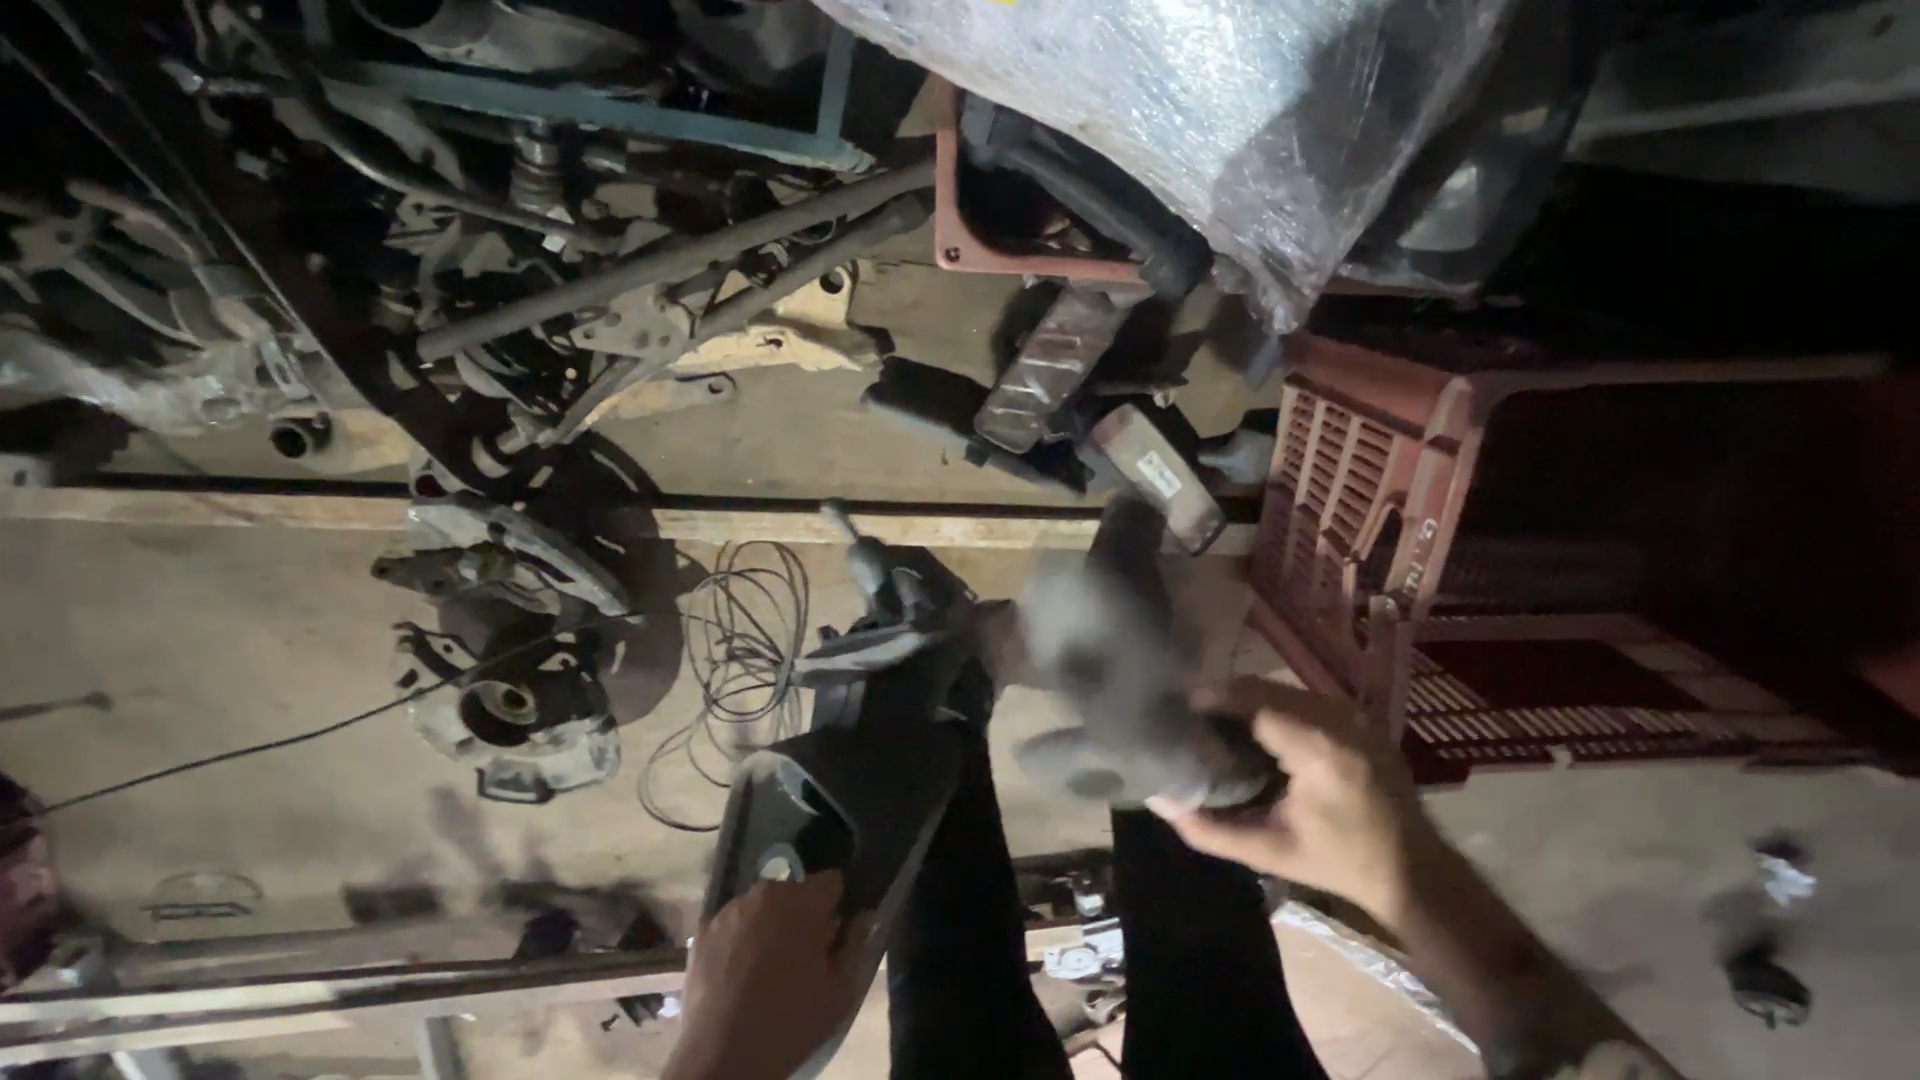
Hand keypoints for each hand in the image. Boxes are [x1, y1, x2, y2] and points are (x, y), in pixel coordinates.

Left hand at [665, 870, 875, 1079]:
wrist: (720, 1060)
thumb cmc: (789, 1023)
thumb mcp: (839, 992)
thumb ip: (856, 945)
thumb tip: (863, 917)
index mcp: (801, 902)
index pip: (831, 882)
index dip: (837, 906)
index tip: (835, 934)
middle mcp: (763, 895)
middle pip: (794, 893)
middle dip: (802, 916)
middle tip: (803, 958)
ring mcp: (728, 912)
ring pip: (761, 908)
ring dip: (770, 925)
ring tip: (768, 969)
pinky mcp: (702, 933)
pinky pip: (733, 926)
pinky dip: (741, 941)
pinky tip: (740, 976)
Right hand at [1147, 677, 1444, 927]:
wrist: (1416, 872)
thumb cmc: (1340, 863)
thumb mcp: (1270, 852)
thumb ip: (1211, 830)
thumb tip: (1159, 802)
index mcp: (1319, 750)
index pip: (1254, 703)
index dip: (1213, 699)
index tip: (1179, 707)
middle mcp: (1340, 719)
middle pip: (1266, 689)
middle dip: (1225, 697)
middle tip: (1193, 716)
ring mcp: (1355, 714)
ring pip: (1284, 689)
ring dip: (1248, 699)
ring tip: (1217, 721)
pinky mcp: (1360, 718)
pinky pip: (1304, 698)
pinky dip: (1273, 705)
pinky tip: (1255, 728)